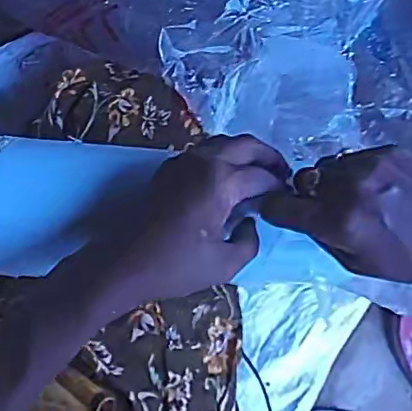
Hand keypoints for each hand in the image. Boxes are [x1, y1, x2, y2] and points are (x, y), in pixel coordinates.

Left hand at [57, 135, 289, 319]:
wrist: (123, 264)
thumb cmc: (175, 267)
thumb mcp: (225, 265)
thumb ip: (250, 240)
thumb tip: (250, 222)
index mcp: (220, 182)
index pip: (262, 176)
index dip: (279, 187)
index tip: (288, 198)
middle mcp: (203, 162)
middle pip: (247, 144)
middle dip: (269, 157)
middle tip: (282, 175)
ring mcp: (182, 161)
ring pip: (224, 143)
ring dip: (245, 154)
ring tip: (259, 175)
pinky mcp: (168, 168)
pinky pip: (204, 152)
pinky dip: (223, 158)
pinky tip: (229, 180)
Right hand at [260, 146, 411, 288]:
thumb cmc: (407, 261)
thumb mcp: (356, 263)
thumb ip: (322, 235)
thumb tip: (299, 214)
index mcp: (339, 222)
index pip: (283, 205)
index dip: (275, 208)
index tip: (277, 208)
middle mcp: (350, 188)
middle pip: (305, 179)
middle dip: (309, 193)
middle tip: (326, 206)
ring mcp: (371, 164)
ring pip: (330, 165)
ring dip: (333, 180)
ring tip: (356, 196)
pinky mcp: (389, 150)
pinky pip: (355, 157)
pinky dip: (357, 170)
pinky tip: (377, 186)